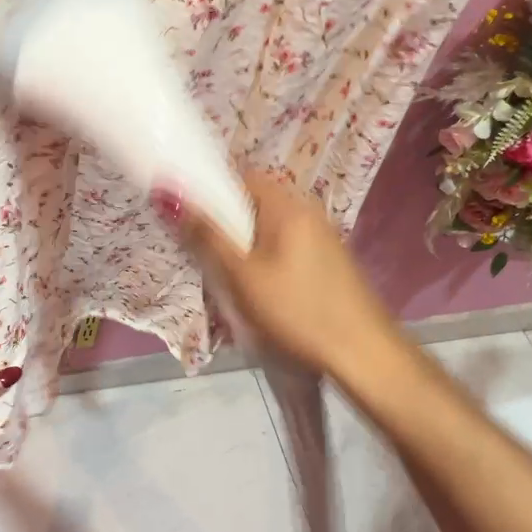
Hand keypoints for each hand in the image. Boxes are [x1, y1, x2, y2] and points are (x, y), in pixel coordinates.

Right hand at [163, 172, 398, 372]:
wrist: (364, 355)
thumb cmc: (297, 311)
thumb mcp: (241, 275)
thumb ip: (204, 233)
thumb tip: (166, 190)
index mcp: (287, 205)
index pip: (239, 176)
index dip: (208, 190)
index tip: (186, 219)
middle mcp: (306, 211)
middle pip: (251, 204)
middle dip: (222, 226)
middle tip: (202, 257)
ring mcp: (320, 237)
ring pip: (265, 230)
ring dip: (240, 249)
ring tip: (225, 280)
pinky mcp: (326, 263)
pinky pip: (281, 249)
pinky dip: (261, 263)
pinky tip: (255, 294)